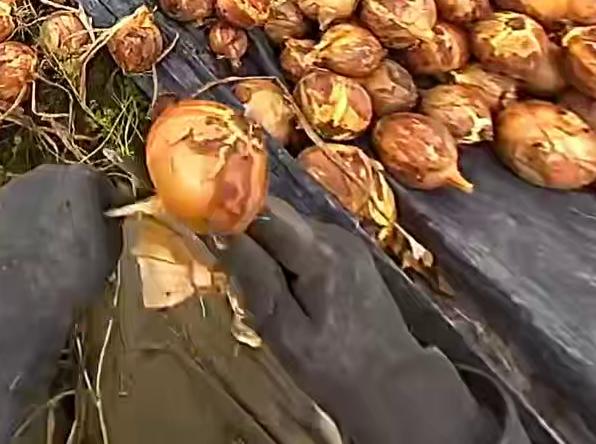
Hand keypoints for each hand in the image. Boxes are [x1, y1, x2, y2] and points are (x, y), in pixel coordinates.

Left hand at [0, 163, 118, 314]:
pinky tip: (22, 249)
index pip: (102, 185)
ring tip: (45, 246)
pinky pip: (15, 208)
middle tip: (74, 237)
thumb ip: (110, 224)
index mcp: (83, 178)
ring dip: (44, 211)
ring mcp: (18, 185)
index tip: (105, 227)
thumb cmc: (74, 273)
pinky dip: (19, 222)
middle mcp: (50, 172)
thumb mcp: (109, 251)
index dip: (105, 207)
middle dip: (72, 204)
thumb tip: (106, 220)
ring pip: (38, 193)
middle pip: (67, 184)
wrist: (21, 292)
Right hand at [222, 199, 505, 443]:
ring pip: (284, 223)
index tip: (198, 210)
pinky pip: (299, 235)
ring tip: (245, 267)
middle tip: (215, 245)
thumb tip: (215, 228)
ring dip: (260, 236)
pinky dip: (280, 247)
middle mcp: (332, 233)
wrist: (397, 390)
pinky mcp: (346, 249)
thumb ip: (251, 273)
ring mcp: (342, 239)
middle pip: (272, 211)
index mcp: (318, 252)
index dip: (228, 204)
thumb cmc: (334, 368)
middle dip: (241, 222)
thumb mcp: (282, 328)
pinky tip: (275, 275)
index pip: (262, 207)